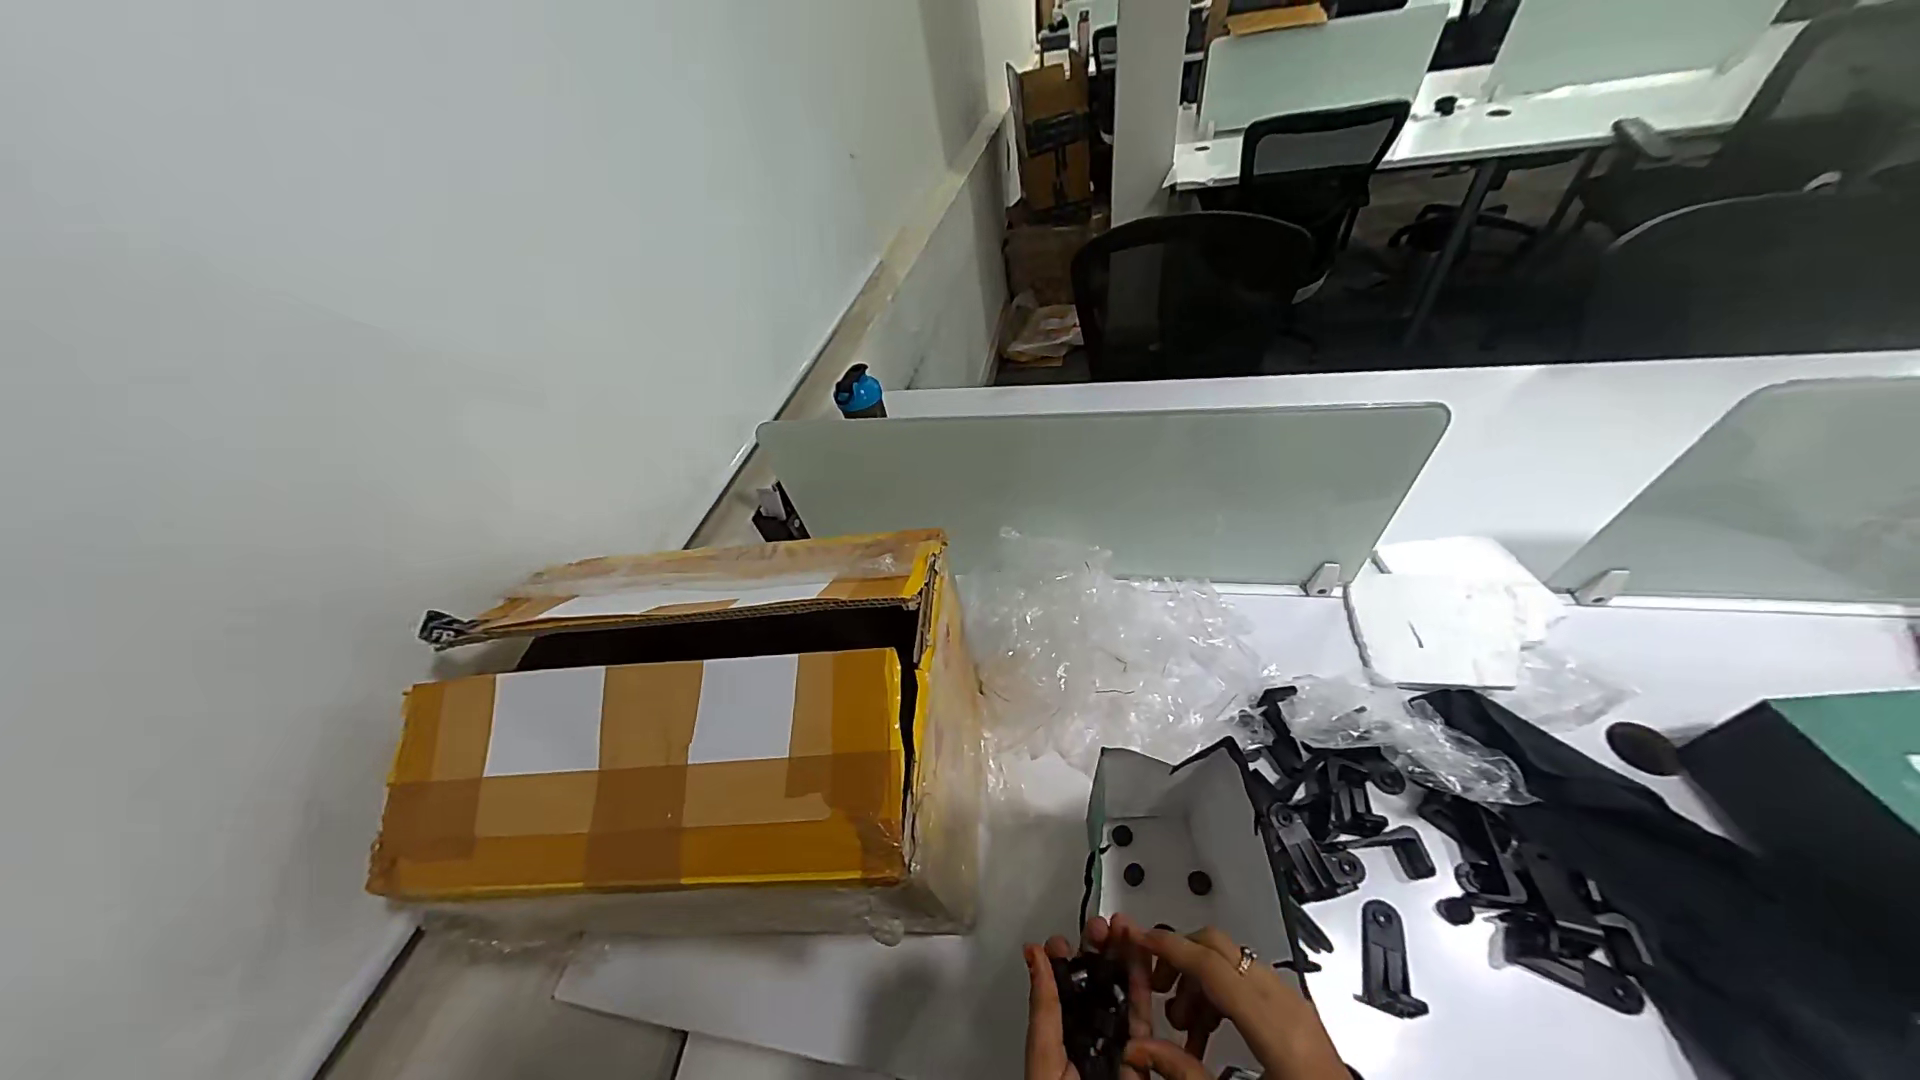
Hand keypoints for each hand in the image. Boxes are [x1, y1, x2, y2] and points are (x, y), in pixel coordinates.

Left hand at [1024, 914, 1153, 1079]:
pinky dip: (1146, 989)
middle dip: (1101, 949)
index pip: (1063, 987)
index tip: (1065, 939)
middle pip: (1096, 983)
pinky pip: (1146, 1021)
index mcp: (1060, 1035)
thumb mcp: (1045, 1057)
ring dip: (1125, 958)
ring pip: (1122, 993)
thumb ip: (1044, 1005)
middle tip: (1102, 925)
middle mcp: (1088, 1035)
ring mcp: (1117, 1047)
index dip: (1065, 958)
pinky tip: (1143, 961)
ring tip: (1125, 930)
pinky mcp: (1146, 1062)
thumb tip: (1032, 953)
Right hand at [1125, 926, 1347, 1079]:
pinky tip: (1206, 1031)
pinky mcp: (1298, 1016)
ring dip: (1198, 981)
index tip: (1137, 939)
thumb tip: (1138, 1047)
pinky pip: (1248, 982)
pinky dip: (1219, 994)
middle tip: (1155, 988)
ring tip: (1182, 1024)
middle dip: (1179, 958)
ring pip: (1231, 963)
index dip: (1169, 948)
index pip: (1212, 965)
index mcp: (1276, 1030)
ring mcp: (1295, 1007)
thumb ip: (1185, 1075)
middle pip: (1220, 948)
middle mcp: (1287, 1006)